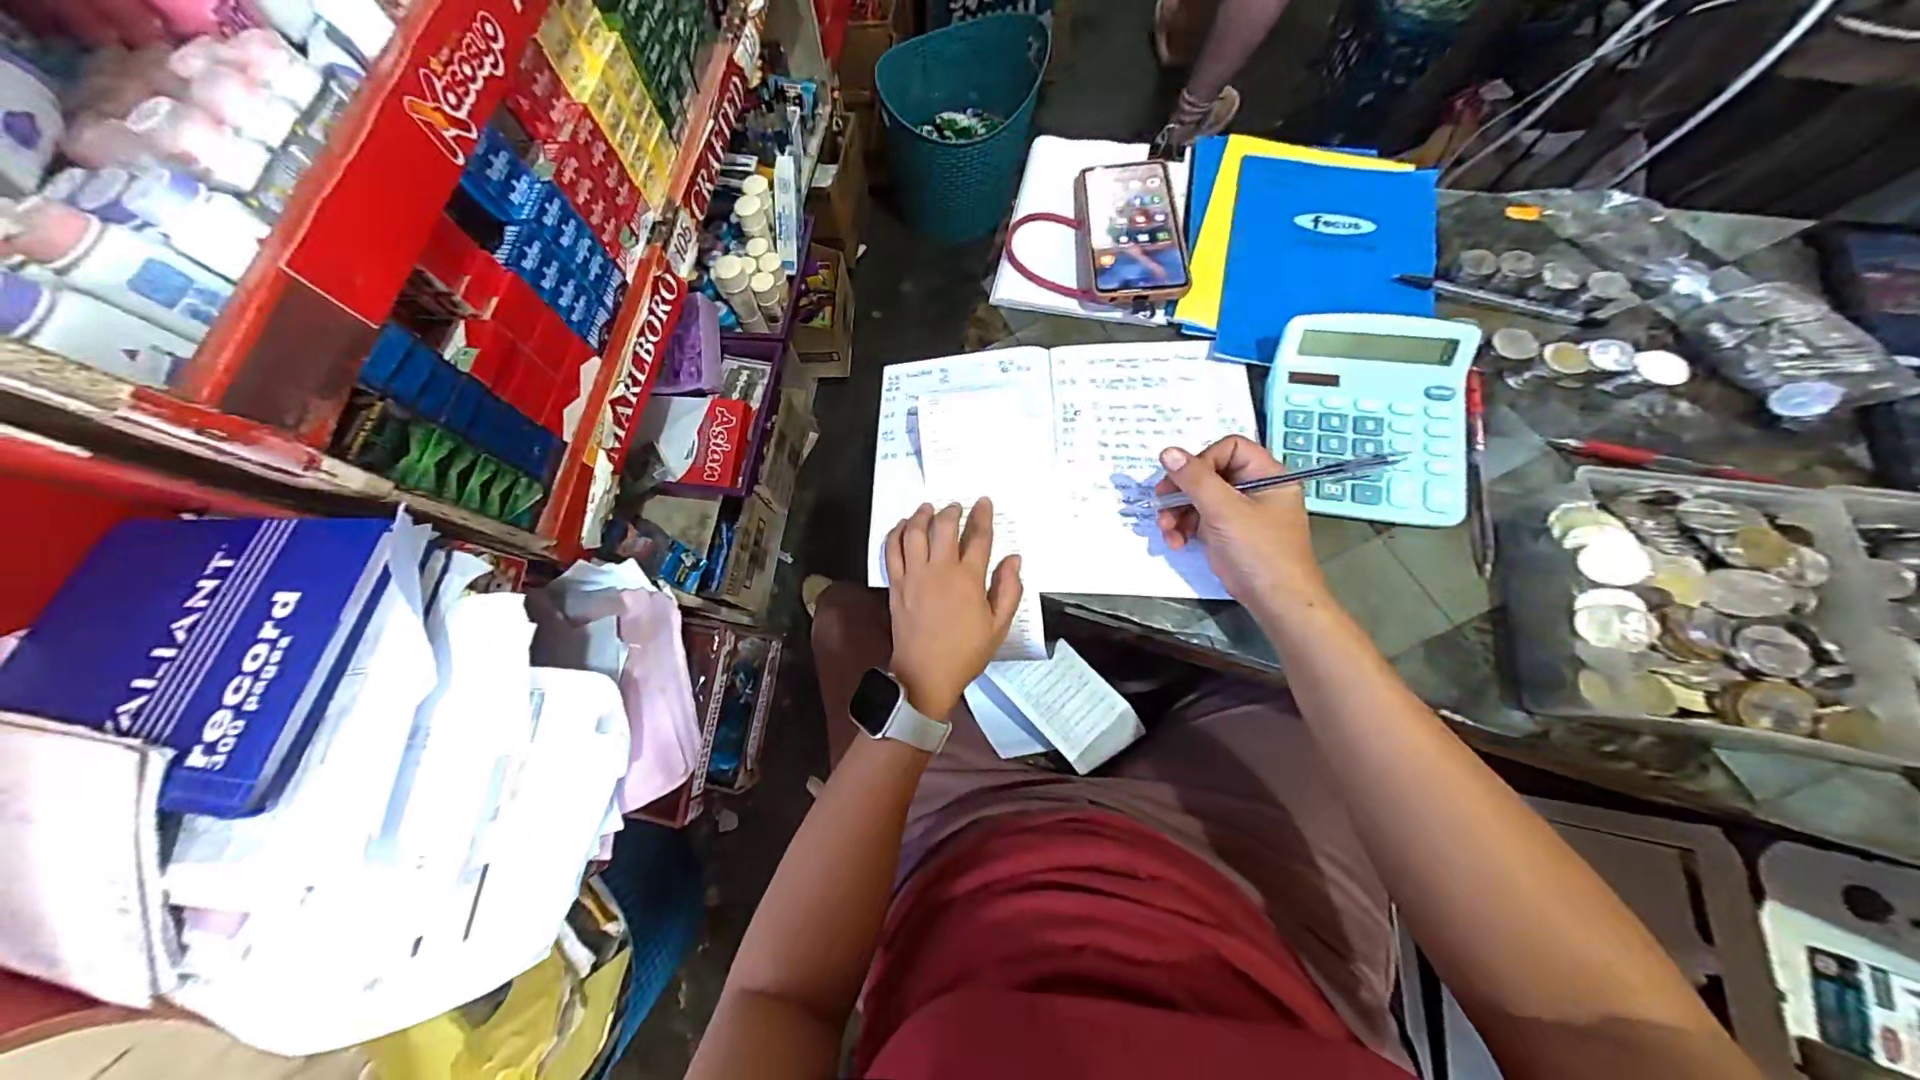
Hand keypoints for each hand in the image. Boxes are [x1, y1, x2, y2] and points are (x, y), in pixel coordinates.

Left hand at [884, 499, 1023, 717]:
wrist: (926, 674)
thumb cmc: (965, 653)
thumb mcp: (999, 626)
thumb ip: (1009, 589)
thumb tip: (1014, 560)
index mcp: (968, 579)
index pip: (978, 537)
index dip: (982, 516)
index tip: (984, 503)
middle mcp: (940, 571)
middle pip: (944, 526)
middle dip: (952, 511)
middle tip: (957, 507)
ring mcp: (914, 576)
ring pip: (914, 532)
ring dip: (921, 515)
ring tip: (928, 508)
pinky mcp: (896, 585)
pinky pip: (891, 551)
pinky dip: (895, 533)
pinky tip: (902, 526)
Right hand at [1154, 436, 1327, 619]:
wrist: (1278, 602)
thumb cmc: (1259, 551)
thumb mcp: (1224, 511)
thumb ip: (1195, 479)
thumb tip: (1168, 452)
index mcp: (1267, 474)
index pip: (1228, 448)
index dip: (1202, 461)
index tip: (1182, 481)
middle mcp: (1255, 489)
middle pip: (1209, 474)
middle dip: (1182, 492)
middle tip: (1161, 504)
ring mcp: (1241, 512)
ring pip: (1200, 498)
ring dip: (1177, 513)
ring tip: (1166, 531)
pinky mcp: (1229, 533)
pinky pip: (1200, 520)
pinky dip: (1185, 529)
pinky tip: (1176, 542)